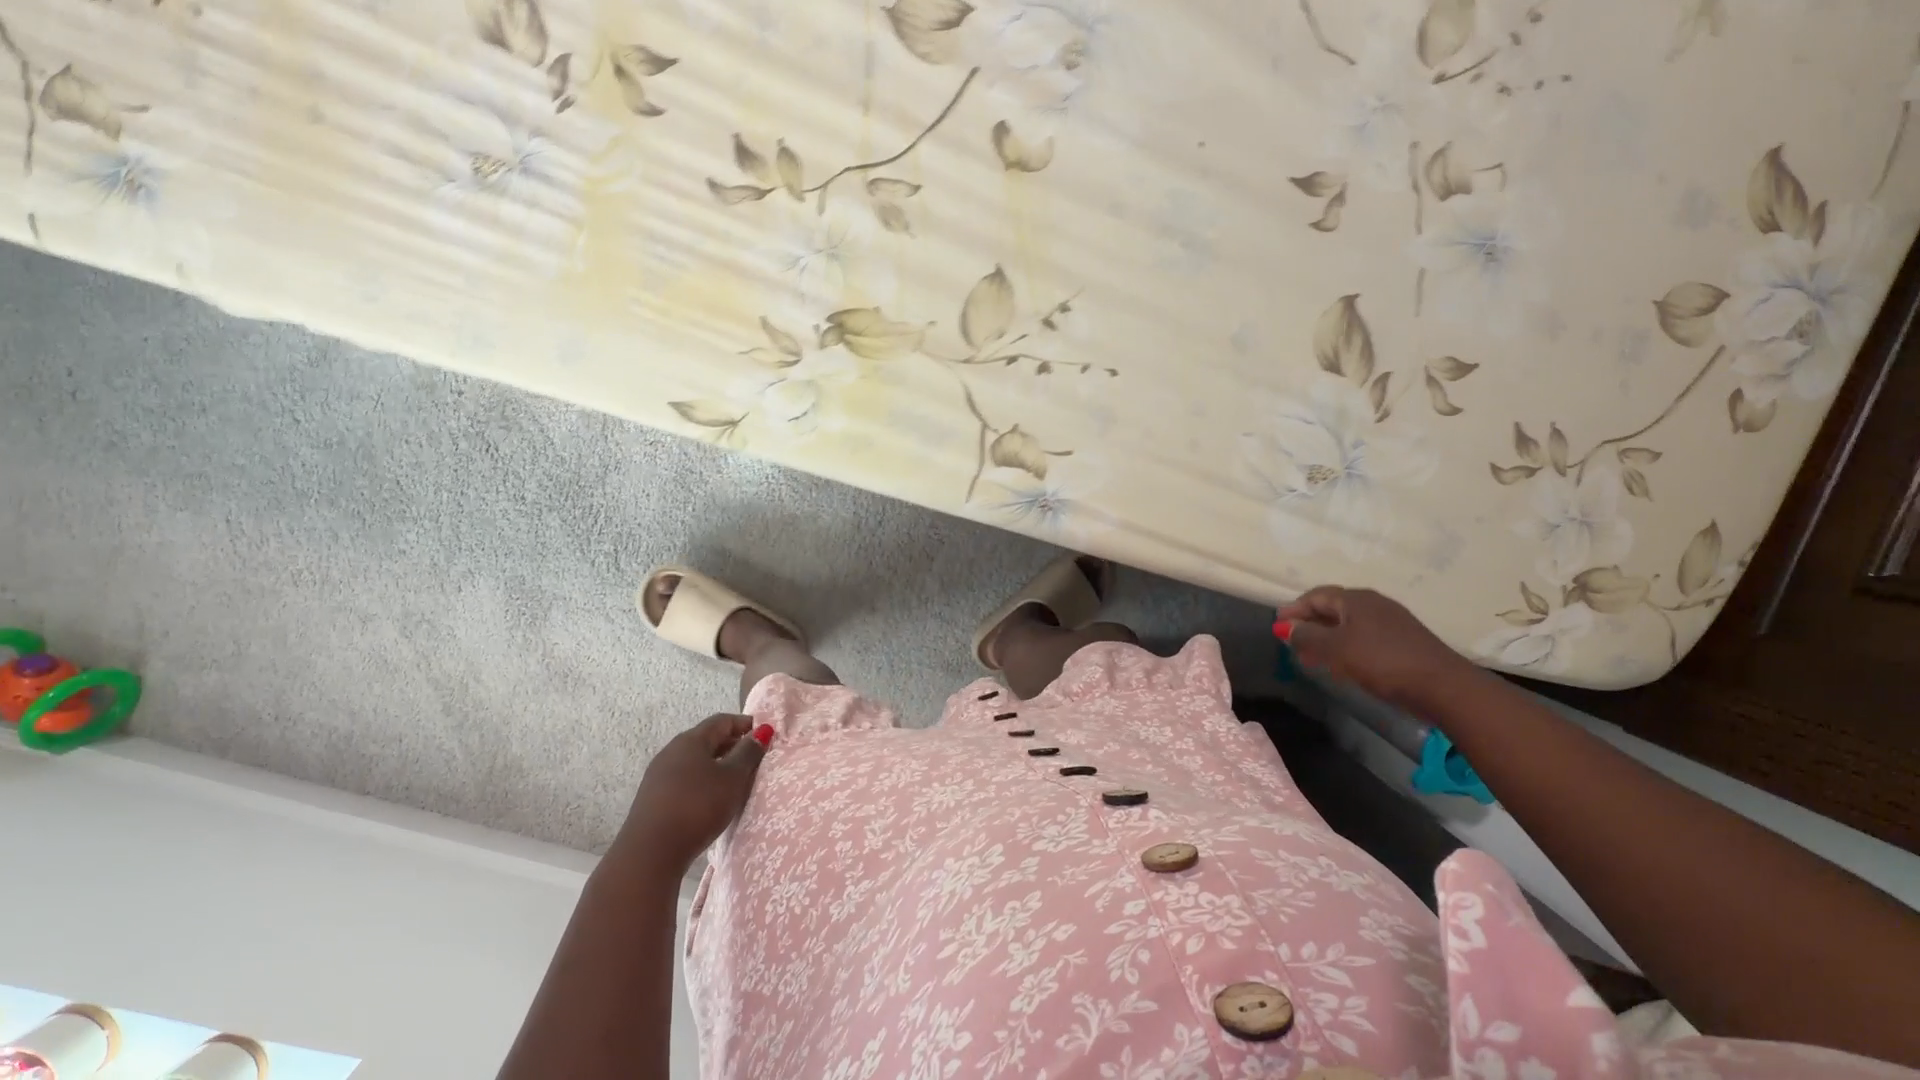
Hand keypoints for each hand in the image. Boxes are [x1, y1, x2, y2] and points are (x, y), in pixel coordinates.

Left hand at [619, 713, 765, 870]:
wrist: (651, 851)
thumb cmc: (698, 806)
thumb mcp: (732, 778)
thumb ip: (748, 753)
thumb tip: (761, 731)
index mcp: (691, 740)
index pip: (721, 721)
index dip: (744, 723)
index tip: (765, 733)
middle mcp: (672, 751)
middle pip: (706, 739)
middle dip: (732, 744)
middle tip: (755, 756)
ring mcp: (659, 775)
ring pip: (695, 761)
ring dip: (717, 764)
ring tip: (737, 779)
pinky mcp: (654, 797)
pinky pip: (685, 779)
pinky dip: (703, 780)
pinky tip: (712, 798)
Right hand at [1276, 586, 1476, 710]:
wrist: (1441, 685)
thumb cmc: (1382, 661)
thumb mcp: (1335, 649)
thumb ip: (1307, 637)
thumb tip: (1285, 627)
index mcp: (1356, 599)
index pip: (1317, 595)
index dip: (1294, 609)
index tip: (1277, 624)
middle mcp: (1374, 604)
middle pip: (1333, 607)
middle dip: (1309, 623)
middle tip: (1291, 641)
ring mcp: (1391, 622)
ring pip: (1349, 624)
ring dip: (1326, 637)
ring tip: (1312, 656)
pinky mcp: (1403, 641)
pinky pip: (1364, 637)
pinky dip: (1345, 646)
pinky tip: (1343, 664)